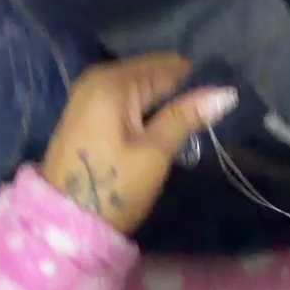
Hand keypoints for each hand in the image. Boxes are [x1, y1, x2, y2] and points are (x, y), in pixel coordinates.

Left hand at [41, 54, 236, 234]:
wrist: (63, 222)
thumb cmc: (113, 187)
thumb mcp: (155, 153)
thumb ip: (186, 116)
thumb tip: (226, 92)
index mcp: (114, 82)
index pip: (169, 68)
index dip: (197, 84)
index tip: (218, 105)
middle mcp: (97, 78)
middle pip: (151, 73)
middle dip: (178, 92)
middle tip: (204, 120)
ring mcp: (87, 95)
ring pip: (139, 88)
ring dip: (162, 103)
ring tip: (185, 127)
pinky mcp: (84, 114)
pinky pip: (124, 100)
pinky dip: (143, 111)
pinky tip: (157, 131)